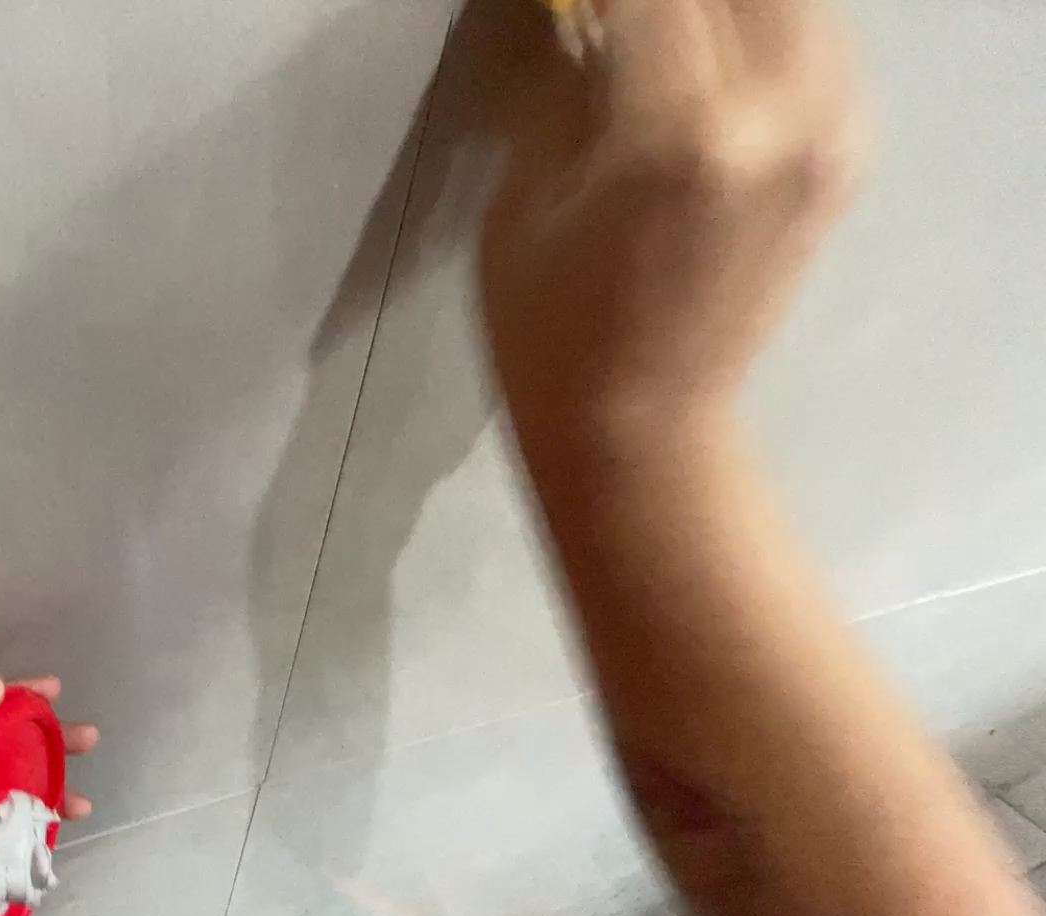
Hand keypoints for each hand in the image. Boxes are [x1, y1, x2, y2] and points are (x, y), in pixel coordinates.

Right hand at [481, 0, 863, 438]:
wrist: (637, 424)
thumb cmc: (543, 339)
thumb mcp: (518, 221)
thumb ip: (557, 107)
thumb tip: (572, 27)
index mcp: (674, 137)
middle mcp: (778, 113)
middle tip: (607, 13)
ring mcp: (831, 131)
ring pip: (793, 2)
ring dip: (717, 6)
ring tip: (658, 32)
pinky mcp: (847, 155)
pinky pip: (820, 45)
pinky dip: (762, 29)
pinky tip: (710, 58)